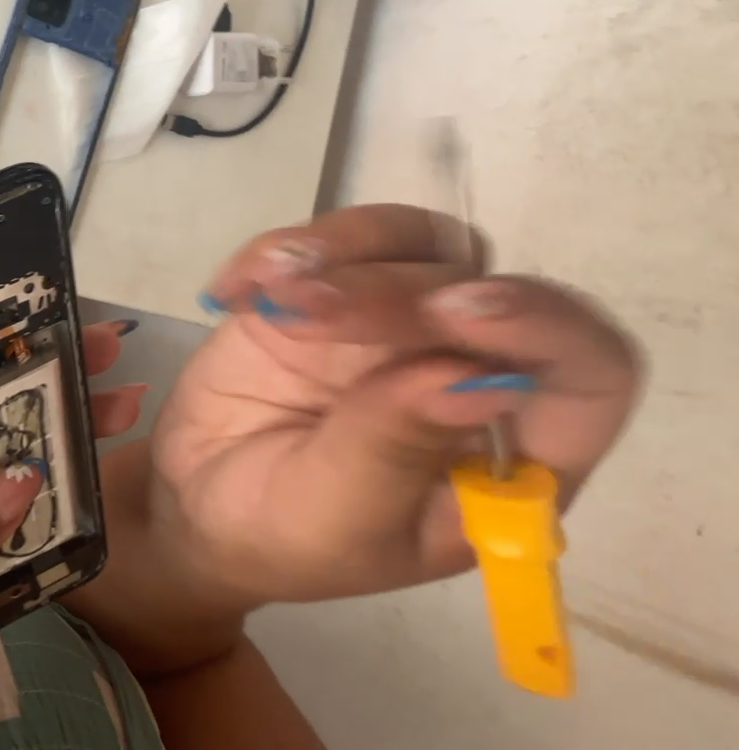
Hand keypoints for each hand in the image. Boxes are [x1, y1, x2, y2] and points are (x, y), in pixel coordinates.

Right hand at [155, 204, 641, 603]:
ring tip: (266, 287)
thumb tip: (478, 382)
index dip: (542, 326)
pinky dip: (272, 253)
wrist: (198, 508)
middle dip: (389, 288)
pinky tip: (231, 291)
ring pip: (404, 243)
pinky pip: (318, 246)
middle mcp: (460, 371)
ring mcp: (384, 328)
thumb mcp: (338, 516)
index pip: (582, 370)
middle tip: (303, 307)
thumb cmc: (284, 537)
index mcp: (505, 448)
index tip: (455, 311)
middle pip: (472, 285)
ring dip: (337, 250)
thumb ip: (392, 449)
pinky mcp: (314, 299)